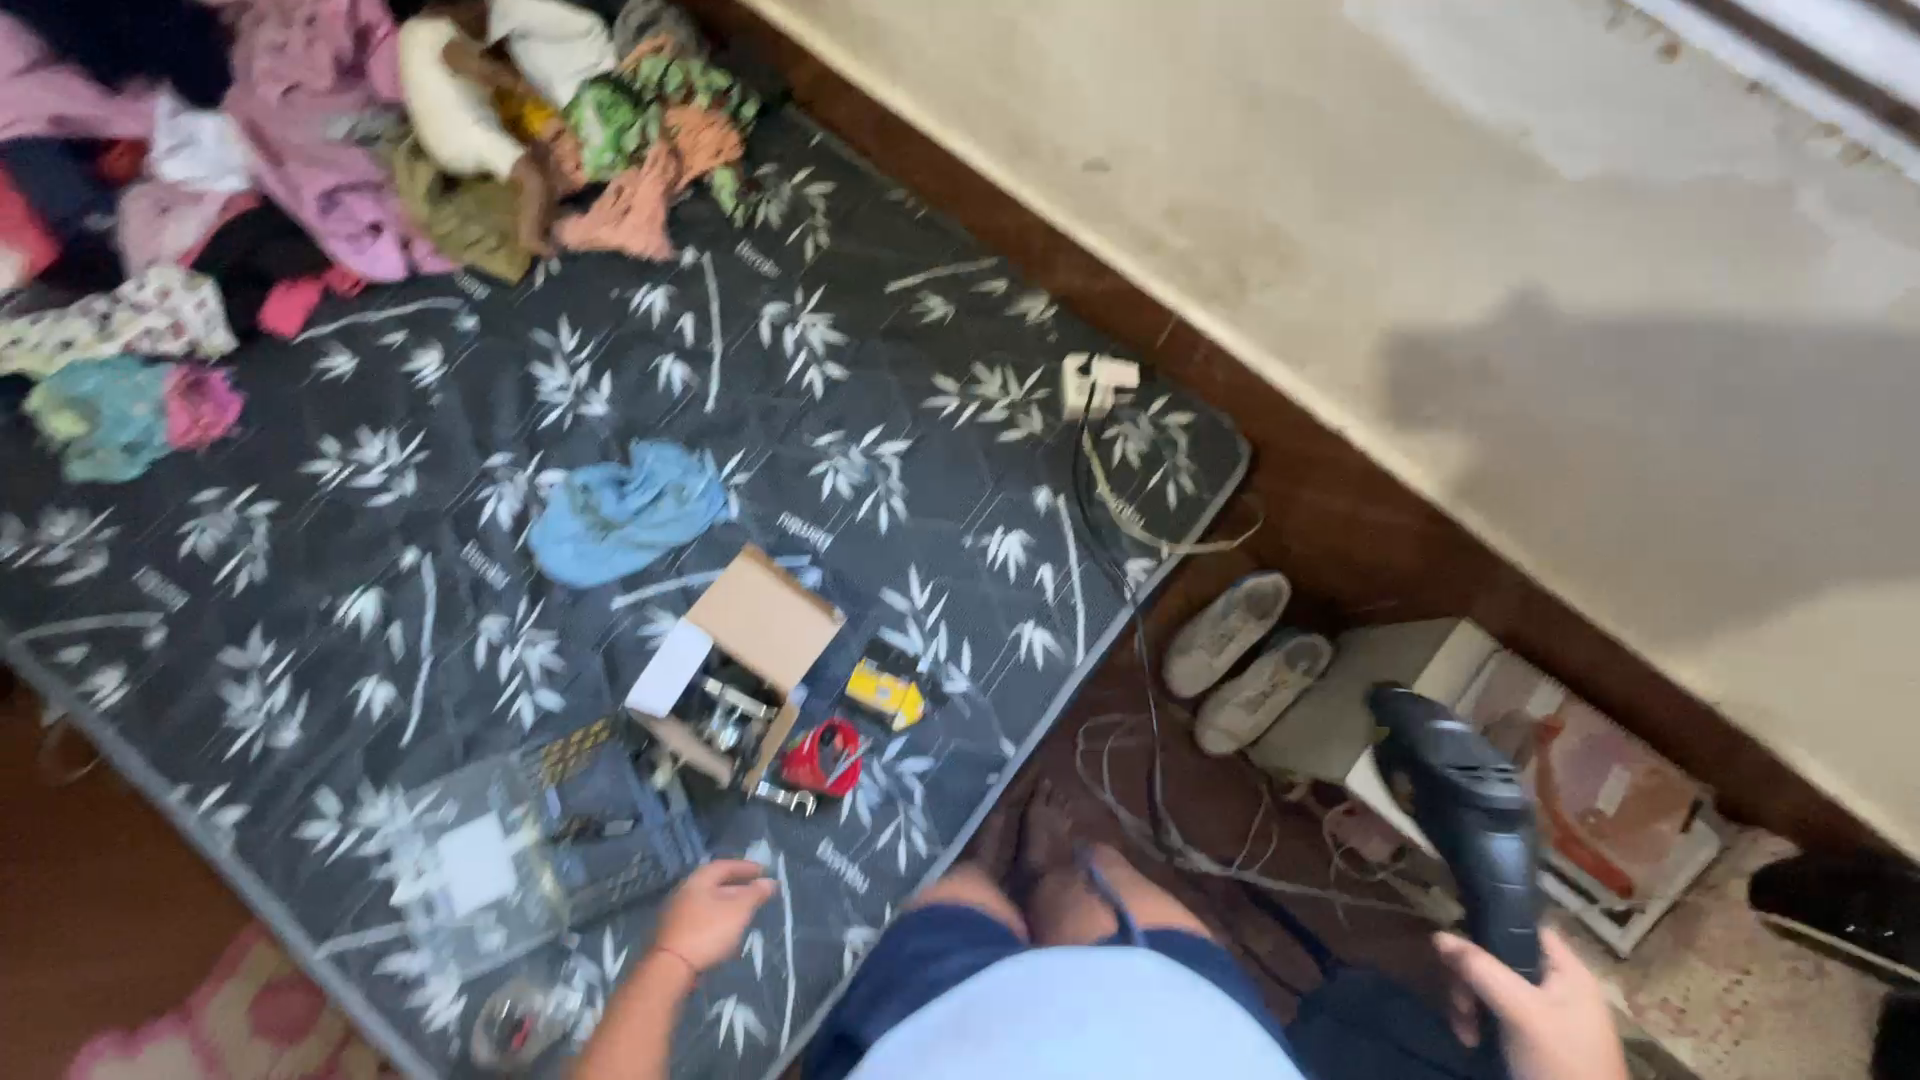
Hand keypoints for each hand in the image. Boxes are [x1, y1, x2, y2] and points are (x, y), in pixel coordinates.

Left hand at [654, 859, 777, 972]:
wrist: (671, 968)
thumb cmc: (708, 931)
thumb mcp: (739, 910)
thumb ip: (755, 893)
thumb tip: (770, 881)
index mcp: (698, 880)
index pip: (724, 865)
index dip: (745, 867)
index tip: (763, 871)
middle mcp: (684, 892)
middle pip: (715, 884)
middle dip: (738, 886)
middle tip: (757, 891)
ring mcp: (676, 914)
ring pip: (708, 902)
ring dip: (728, 904)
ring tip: (745, 912)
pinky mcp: (674, 934)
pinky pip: (702, 918)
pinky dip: (717, 918)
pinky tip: (727, 930)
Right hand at [1435, 928, 1627, 1079]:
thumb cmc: (1563, 1064)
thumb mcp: (1520, 1012)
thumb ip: (1480, 969)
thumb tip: (1438, 935)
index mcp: (1567, 972)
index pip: (1524, 927)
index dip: (1491, 923)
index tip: (1458, 935)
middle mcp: (1554, 985)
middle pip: (1496, 956)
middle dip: (1469, 977)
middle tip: (1461, 1002)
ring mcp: (1540, 1011)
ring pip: (1487, 984)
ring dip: (1467, 1002)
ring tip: (1465, 1029)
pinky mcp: (1526, 1034)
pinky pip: (1490, 1010)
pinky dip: (1474, 1021)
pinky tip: (1470, 1040)